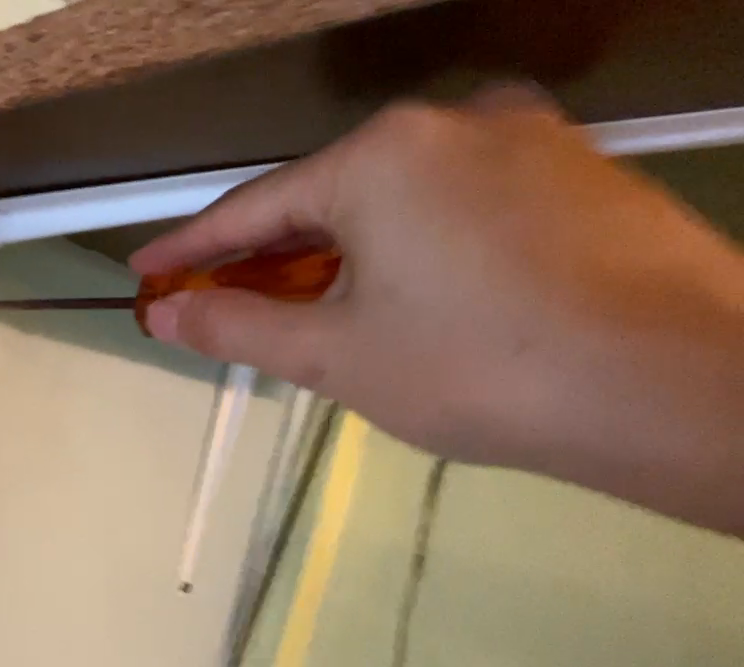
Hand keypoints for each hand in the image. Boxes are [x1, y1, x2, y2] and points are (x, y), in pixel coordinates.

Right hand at [131, 86, 743, 528]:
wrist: (679, 385)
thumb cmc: (474, 366)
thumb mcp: (329, 353)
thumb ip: (232, 326)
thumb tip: (164, 315)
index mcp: (381, 157)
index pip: (252, 209)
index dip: (188, 251)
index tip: (144, 274)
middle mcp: (452, 123)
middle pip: (320, 200)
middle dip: (261, 258)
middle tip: (213, 304)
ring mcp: (524, 140)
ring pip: (387, 202)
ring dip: (327, 256)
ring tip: (294, 310)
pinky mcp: (572, 173)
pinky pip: (447, 203)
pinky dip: (395, 246)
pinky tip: (384, 294)